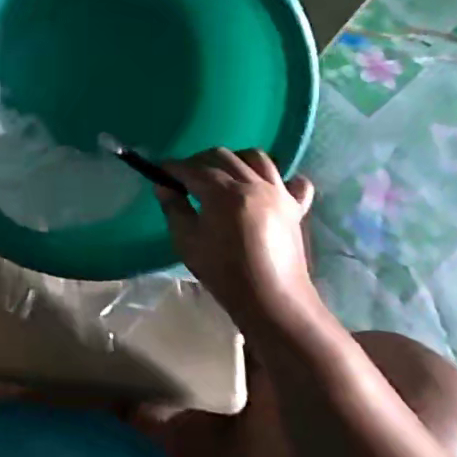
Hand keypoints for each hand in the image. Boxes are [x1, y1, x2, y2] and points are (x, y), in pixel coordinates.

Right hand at [157, 148, 323, 328]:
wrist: (271, 300)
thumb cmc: (223, 272)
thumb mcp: (187, 241)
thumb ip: (174, 208)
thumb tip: (163, 186)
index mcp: (223, 193)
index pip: (193, 168)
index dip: (173, 167)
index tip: (160, 170)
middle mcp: (253, 185)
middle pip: (223, 156)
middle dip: (200, 161)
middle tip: (186, 176)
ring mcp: (279, 194)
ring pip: (258, 158)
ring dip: (236, 160)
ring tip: (224, 176)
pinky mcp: (296, 208)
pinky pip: (294, 182)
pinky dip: (281, 178)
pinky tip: (269, 187)